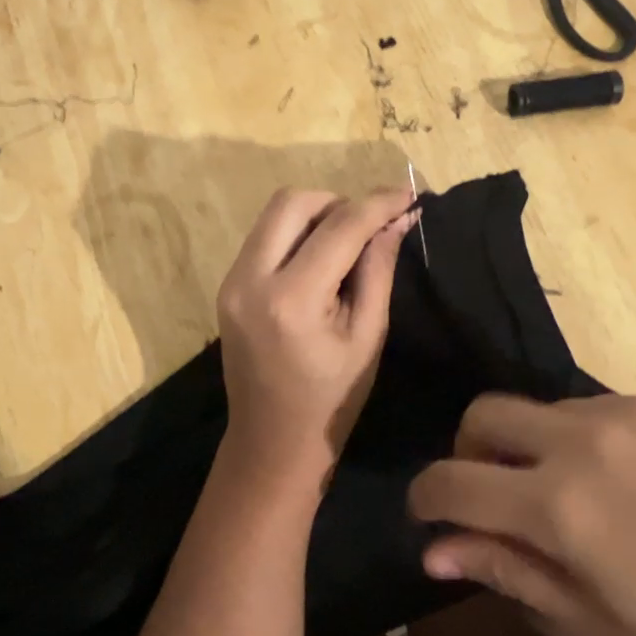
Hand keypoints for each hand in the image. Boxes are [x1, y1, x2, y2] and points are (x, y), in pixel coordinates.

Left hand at [216, 187, 416, 485]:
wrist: (271, 441)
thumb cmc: (331, 399)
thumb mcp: (367, 336)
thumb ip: (378, 270)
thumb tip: (396, 219)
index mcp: (291, 300)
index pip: (339, 227)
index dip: (377, 204)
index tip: (408, 194)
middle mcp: (251, 280)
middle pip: (292, 202)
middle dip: (338, 201)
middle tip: (370, 225)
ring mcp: (231, 281)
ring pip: (273, 215)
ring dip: (315, 215)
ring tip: (348, 242)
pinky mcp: (227, 287)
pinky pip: (263, 238)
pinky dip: (294, 234)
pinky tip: (320, 260)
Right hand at [408, 393, 635, 635]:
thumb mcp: (597, 623)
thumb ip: (508, 572)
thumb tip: (433, 550)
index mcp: (561, 506)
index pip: (452, 482)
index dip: (423, 499)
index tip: (425, 519)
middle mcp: (579, 440)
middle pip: (481, 416)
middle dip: (465, 454)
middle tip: (487, 501)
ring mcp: (621, 413)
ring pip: (532, 409)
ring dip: (519, 445)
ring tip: (557, 497)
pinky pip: (582, 409)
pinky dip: (567, 438)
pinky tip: (609, 482)